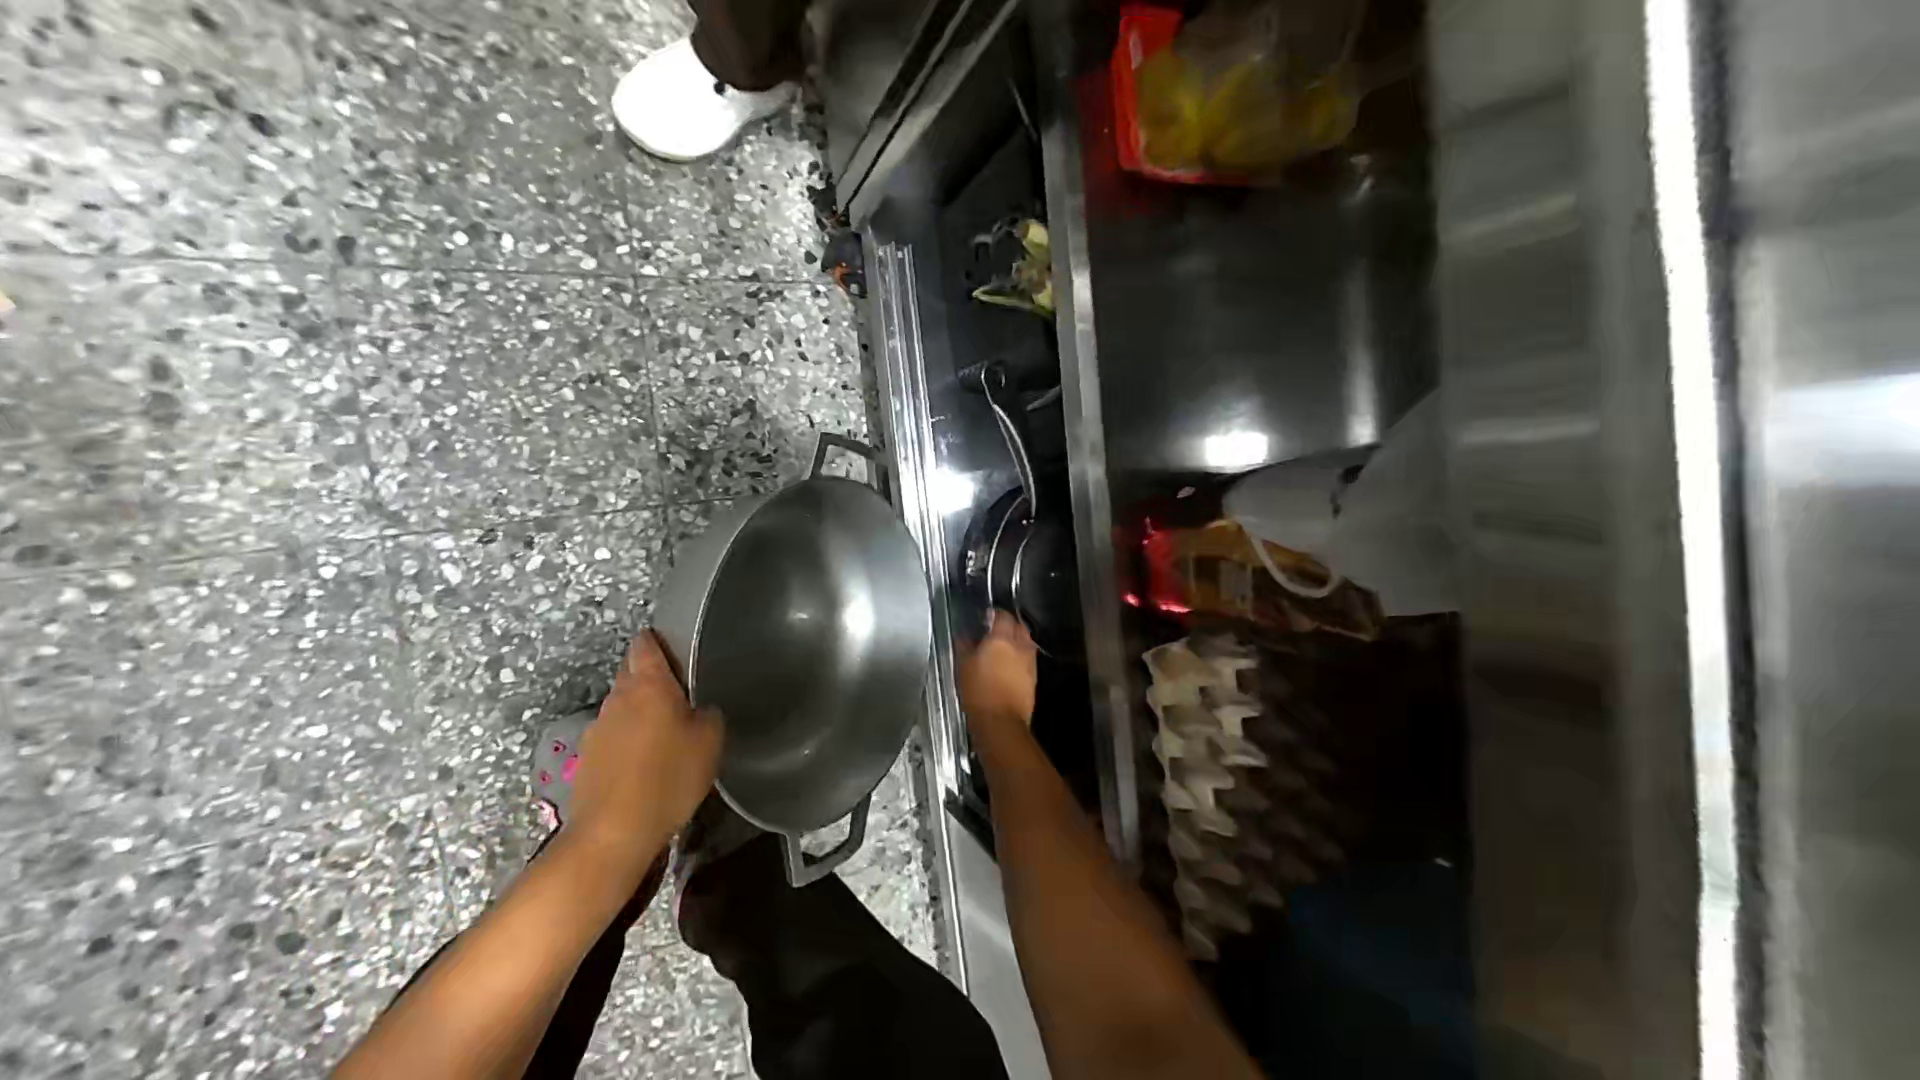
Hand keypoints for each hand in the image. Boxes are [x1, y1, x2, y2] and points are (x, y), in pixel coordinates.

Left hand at [566, 631, 723, 875]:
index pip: (645, 644)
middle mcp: (617, 699)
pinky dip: (629, 740)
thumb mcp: (710, 741)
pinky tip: (647, 762)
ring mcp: (597, 729)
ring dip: (640, 711)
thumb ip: (707, 714)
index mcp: (648, 684)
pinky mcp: (587, 760)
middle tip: (681, 692)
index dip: (659, 641)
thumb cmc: (669, 778)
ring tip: (666, 732)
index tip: (676, 647)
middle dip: (651, 677)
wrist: (613, 833)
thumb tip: (700, 709)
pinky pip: (613, 736)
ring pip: (622, 707)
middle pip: (631, 673)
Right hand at [959, 610, 1037, 731]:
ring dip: (1016, 641)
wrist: (1000, 722)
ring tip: (1002, 648)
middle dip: (1009, 625)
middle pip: (1019, 626)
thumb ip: (965, 645)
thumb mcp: (963, 666)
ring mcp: (1030, 662)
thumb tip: (965, 635)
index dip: (995, 614)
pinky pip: (1028, 658)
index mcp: (1002, 639)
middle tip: (994, 630)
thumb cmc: (978, 692)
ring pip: (1026, 642)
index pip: (1003, 616)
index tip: (985, 617)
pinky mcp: (1034, 677)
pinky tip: (1008, 665)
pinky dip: (1019, 656)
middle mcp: (1020, 646)